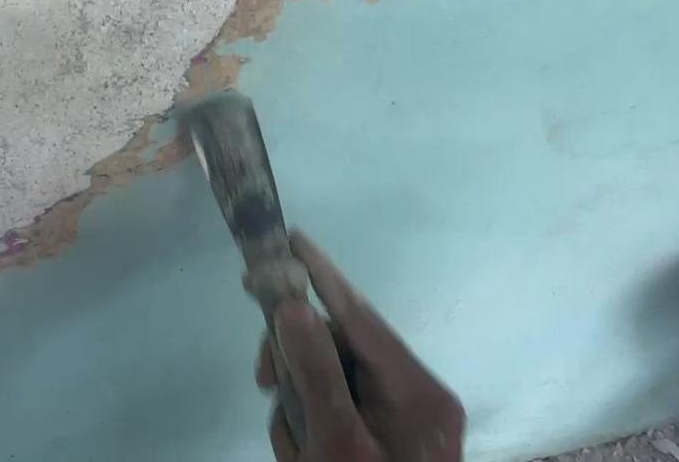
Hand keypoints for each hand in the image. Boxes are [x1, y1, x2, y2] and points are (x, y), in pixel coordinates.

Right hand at [255, 233, 463, 461]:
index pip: (358, 313)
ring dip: (295, 403)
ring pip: (323, 375)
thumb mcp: (336, 445)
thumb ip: (313, 370)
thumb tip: (291, 302)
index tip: (287, 238)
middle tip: (262, 377)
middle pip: (334, 343)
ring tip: (295, 448)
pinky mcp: (375, 437)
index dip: (319, 273)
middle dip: (294, 359)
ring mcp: (394, 418)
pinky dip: (305, 425)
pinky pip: (327, 405)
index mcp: (416, 390)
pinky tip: (302, 455)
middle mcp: (410, 395)